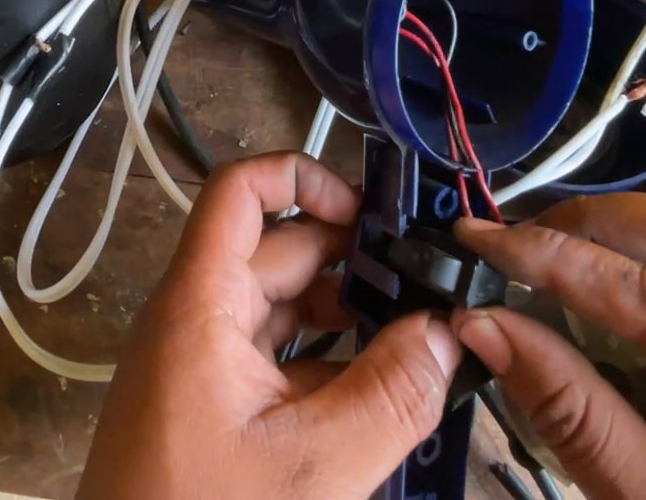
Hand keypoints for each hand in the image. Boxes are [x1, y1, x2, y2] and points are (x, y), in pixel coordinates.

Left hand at [78, 151, 457, 499]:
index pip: (238, 191)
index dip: (300, 177)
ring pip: (283, 305)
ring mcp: (206, 359)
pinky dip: (331, 360)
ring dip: (347, 312)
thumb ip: (390, 397)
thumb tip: (447, 332)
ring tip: (422, 330)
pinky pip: (280, 356)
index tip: (367, 212)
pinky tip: (387, 384)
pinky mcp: (217, 401)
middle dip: (351, 256)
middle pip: (275, 248)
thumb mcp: (311, 469)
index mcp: (200, 300)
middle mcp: (198, 313)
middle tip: (429, 281)